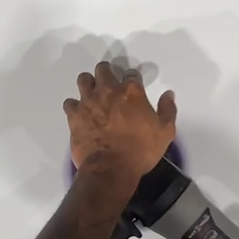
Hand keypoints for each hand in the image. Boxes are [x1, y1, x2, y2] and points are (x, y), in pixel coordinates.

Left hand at [64, 62, 176, 187]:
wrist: (111, 169)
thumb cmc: (140, 151)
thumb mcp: (165, 132)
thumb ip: (167, 110)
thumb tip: (169, 95)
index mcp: (131, 92)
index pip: (131, 74)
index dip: (133, 79)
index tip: (133, 87)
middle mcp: (108, 91)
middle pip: (103, 69)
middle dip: (106, 73)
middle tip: (109, 83)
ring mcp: (88, 102)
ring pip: (83, 80)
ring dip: (88, 84)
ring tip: (92, 94)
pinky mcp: (74, 115)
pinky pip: (70, 103)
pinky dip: (74, 106)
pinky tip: (80, 113)